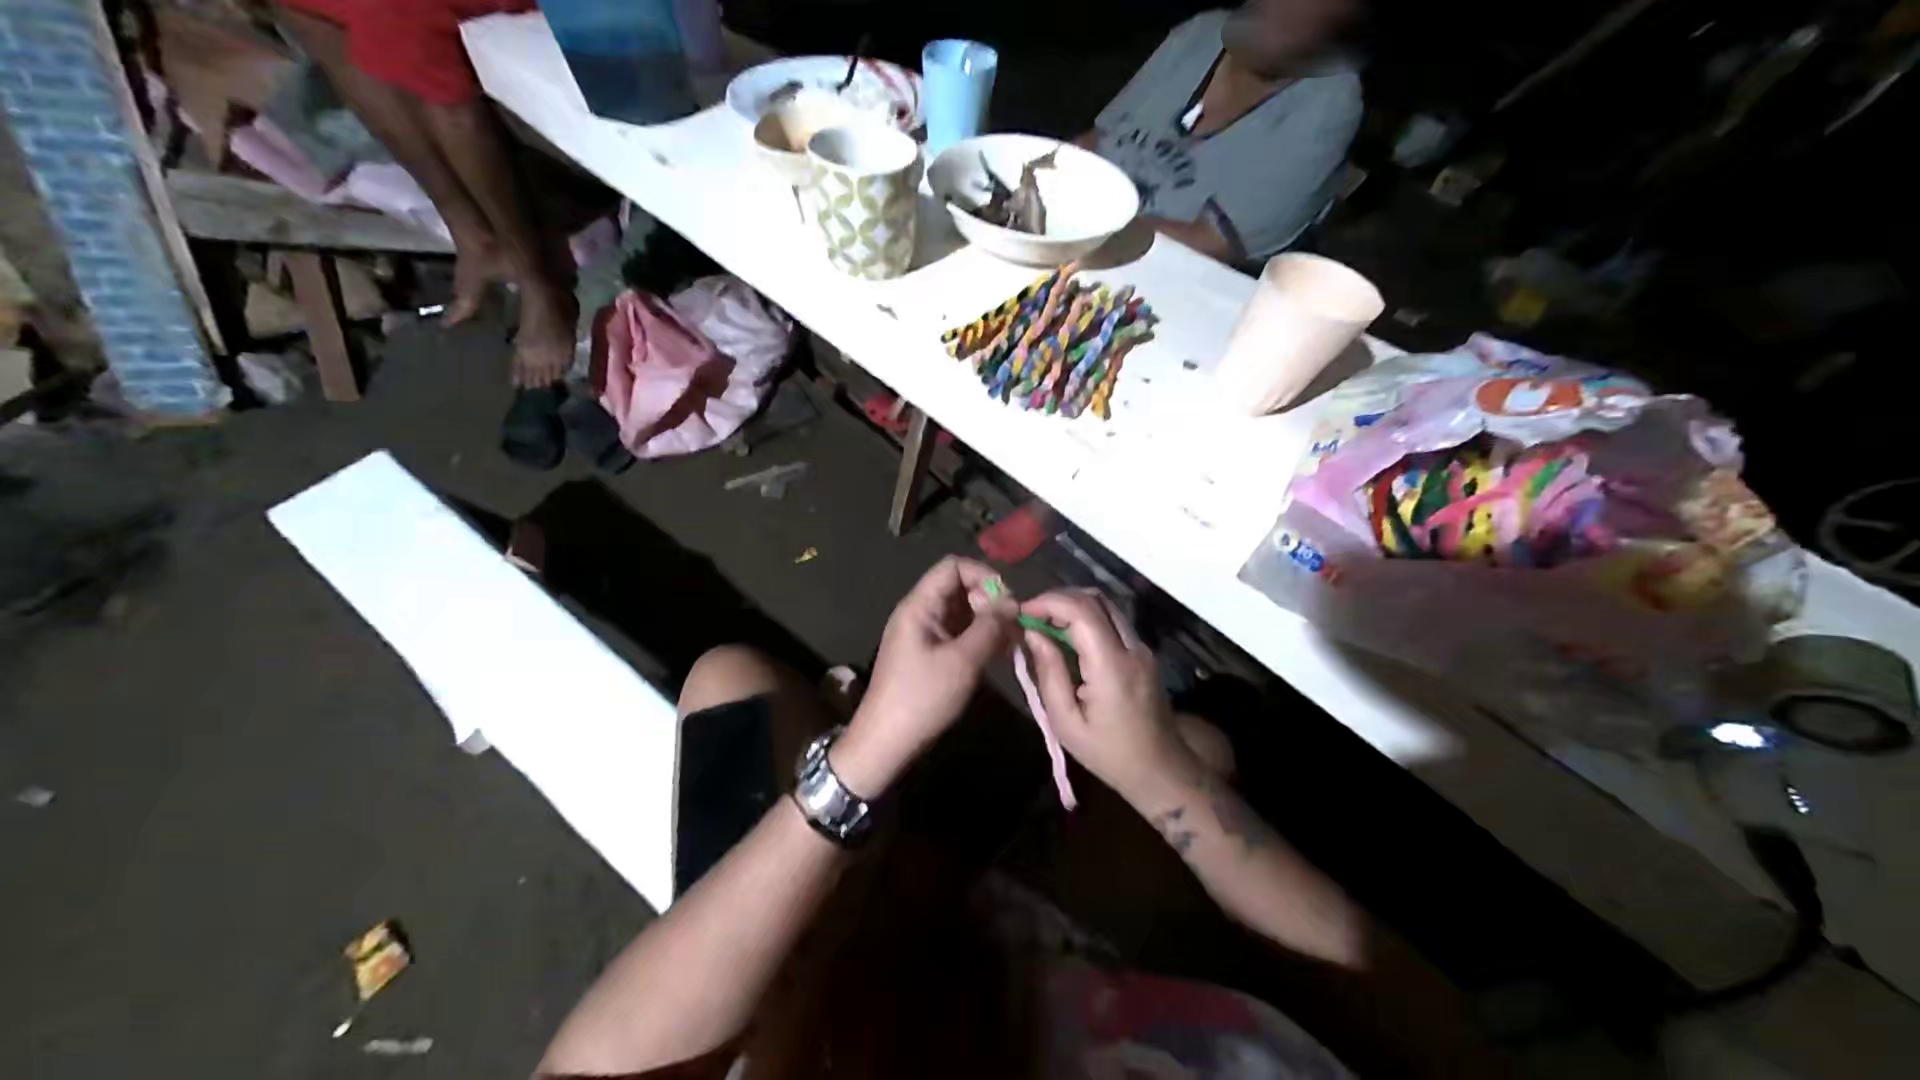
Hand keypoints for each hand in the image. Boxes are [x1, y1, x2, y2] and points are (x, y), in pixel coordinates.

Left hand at [831, 557, 1016, 795]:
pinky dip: (979, 637)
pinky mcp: (930, 654)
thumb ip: (990, 628)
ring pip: (962, 612)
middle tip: (1012, 627)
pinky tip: (1000, 653)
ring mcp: (925, 634)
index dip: (983, 575)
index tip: (1008, 602)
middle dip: (990, 600)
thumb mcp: (962, 662)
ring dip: (988, 621)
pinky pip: (958, 633)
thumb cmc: (922, 698)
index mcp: (919, 606)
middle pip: (959, 587)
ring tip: (1012, 641)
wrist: (886, 742)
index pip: (953, 566)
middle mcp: (920, 613)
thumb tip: (1013, 604)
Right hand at [1019, 590, 1200, 805]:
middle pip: (1095, 599)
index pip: (1081, 611)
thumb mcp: (1066, 722)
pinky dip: (1086, 618)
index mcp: (1112, 666)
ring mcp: (1142, 648)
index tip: (1023, 612)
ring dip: (1073, 606)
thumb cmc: (1108, 753)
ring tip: (1046, 624)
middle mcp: (1132, 648)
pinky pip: (1112, 621)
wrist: (1161, 769)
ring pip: (1106, 605)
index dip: (1049, 602)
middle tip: (1032, 615)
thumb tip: (1033, 634)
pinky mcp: (1143, 653)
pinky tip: (1067, 636)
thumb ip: (1049, 673)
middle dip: (1059, 598)